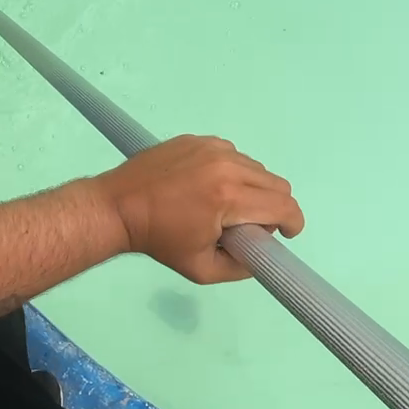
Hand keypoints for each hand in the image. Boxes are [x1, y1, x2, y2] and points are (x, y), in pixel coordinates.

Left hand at [91, 135, 303, 283]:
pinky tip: (208, 186)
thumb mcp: (202, 269)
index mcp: (228, 197)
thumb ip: (242, 267)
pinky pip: (230, 153)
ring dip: (251, 188)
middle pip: (275, 183)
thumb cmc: (157, 240)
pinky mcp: (193, 139)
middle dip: (272, 207)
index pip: (283, 205)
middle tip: (249, 224)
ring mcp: (207, 147)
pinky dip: (230, 170)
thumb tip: (262, 253)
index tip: (285, 234)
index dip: (292, 223)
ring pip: (254, 167)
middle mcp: (224, 165)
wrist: (116, 207)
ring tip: (225, 205)